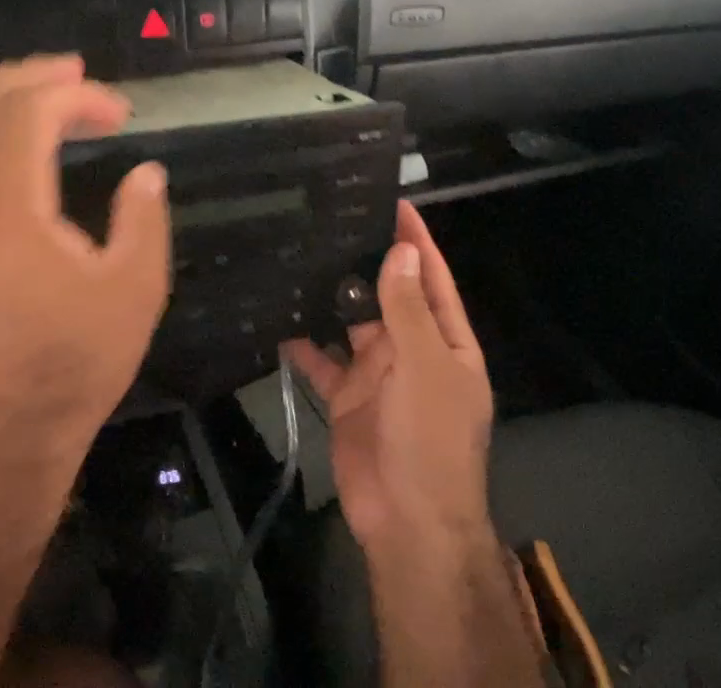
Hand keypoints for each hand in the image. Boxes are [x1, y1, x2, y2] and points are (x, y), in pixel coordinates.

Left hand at [0, 55, 171, 451]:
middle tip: (79, 76)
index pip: (32, 108)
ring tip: (37, 96)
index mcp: (4, 195)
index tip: (121, 113)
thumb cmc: (69, 362)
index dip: (79, 95)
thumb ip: (144, 218)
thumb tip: (145, 172)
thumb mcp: (134, 289)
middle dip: (34, 79)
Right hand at [283, 201, 494, 550]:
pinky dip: (302, 343)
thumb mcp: (425, 367)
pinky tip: (276, 318)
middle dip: (364, 264)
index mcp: (444, 341)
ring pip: (350, 324)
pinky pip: (321, 361)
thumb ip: (409, 310)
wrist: (407, 519)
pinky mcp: (347, 397)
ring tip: (298, 258)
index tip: (394, 202)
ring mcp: (378, 374)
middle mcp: (412, 351)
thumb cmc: (429, 438)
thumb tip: (400, 253)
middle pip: (387, 296)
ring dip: (330, 299)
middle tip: (327, 222)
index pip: (431, 278)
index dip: (416, 242)